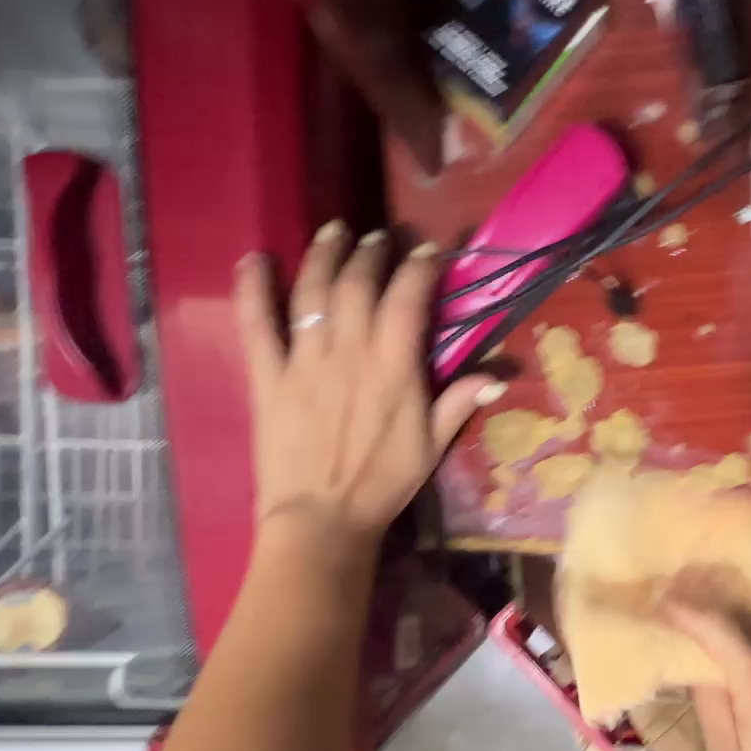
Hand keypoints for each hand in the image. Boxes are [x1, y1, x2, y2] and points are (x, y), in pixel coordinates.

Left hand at [234, 224, 503, 543]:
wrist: (322, 519)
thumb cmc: (383, 485)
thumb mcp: (431, 448)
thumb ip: (459, 404)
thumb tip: (498, 374)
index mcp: (393, 371)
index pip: (407, 301)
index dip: (418, 269)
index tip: (427, 251)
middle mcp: (349, 355)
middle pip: (358, 286)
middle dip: (371, 253)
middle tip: (379, 238)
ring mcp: (303, 363)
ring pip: (313, 293)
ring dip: (324, 256)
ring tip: (333, 232)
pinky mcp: (268, 377)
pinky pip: (256, 325)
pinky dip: (252, 289)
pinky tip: (254, 259)